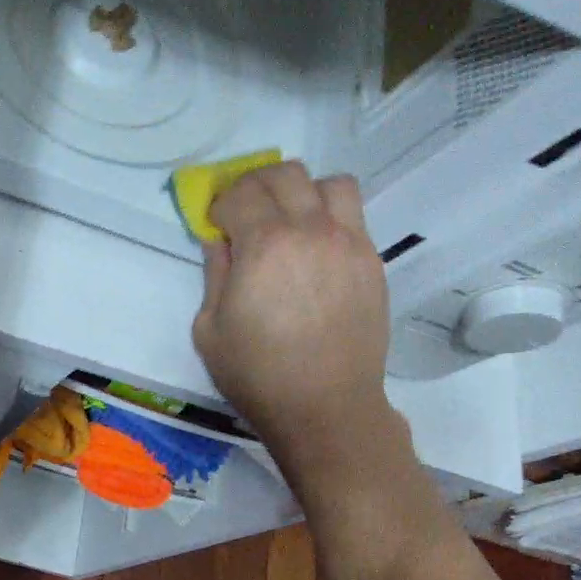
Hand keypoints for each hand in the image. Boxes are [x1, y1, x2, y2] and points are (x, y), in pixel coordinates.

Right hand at [193, 161, 392, 449]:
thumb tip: (220, 241)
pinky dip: (328, 216)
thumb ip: (215, 274)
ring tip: (287, 220)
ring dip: (302, 191)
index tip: (214, 225)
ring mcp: (349, 242)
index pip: (241, 194)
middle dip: (256, 185)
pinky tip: (311, 250)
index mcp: (264, 245)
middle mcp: (311, 230)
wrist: (323, 404)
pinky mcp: (370, 260)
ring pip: (330, 183)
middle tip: (243, 212)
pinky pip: (352, 215)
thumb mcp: (209, 328)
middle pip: (286, 175)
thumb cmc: (255, 372)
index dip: (220, 205)